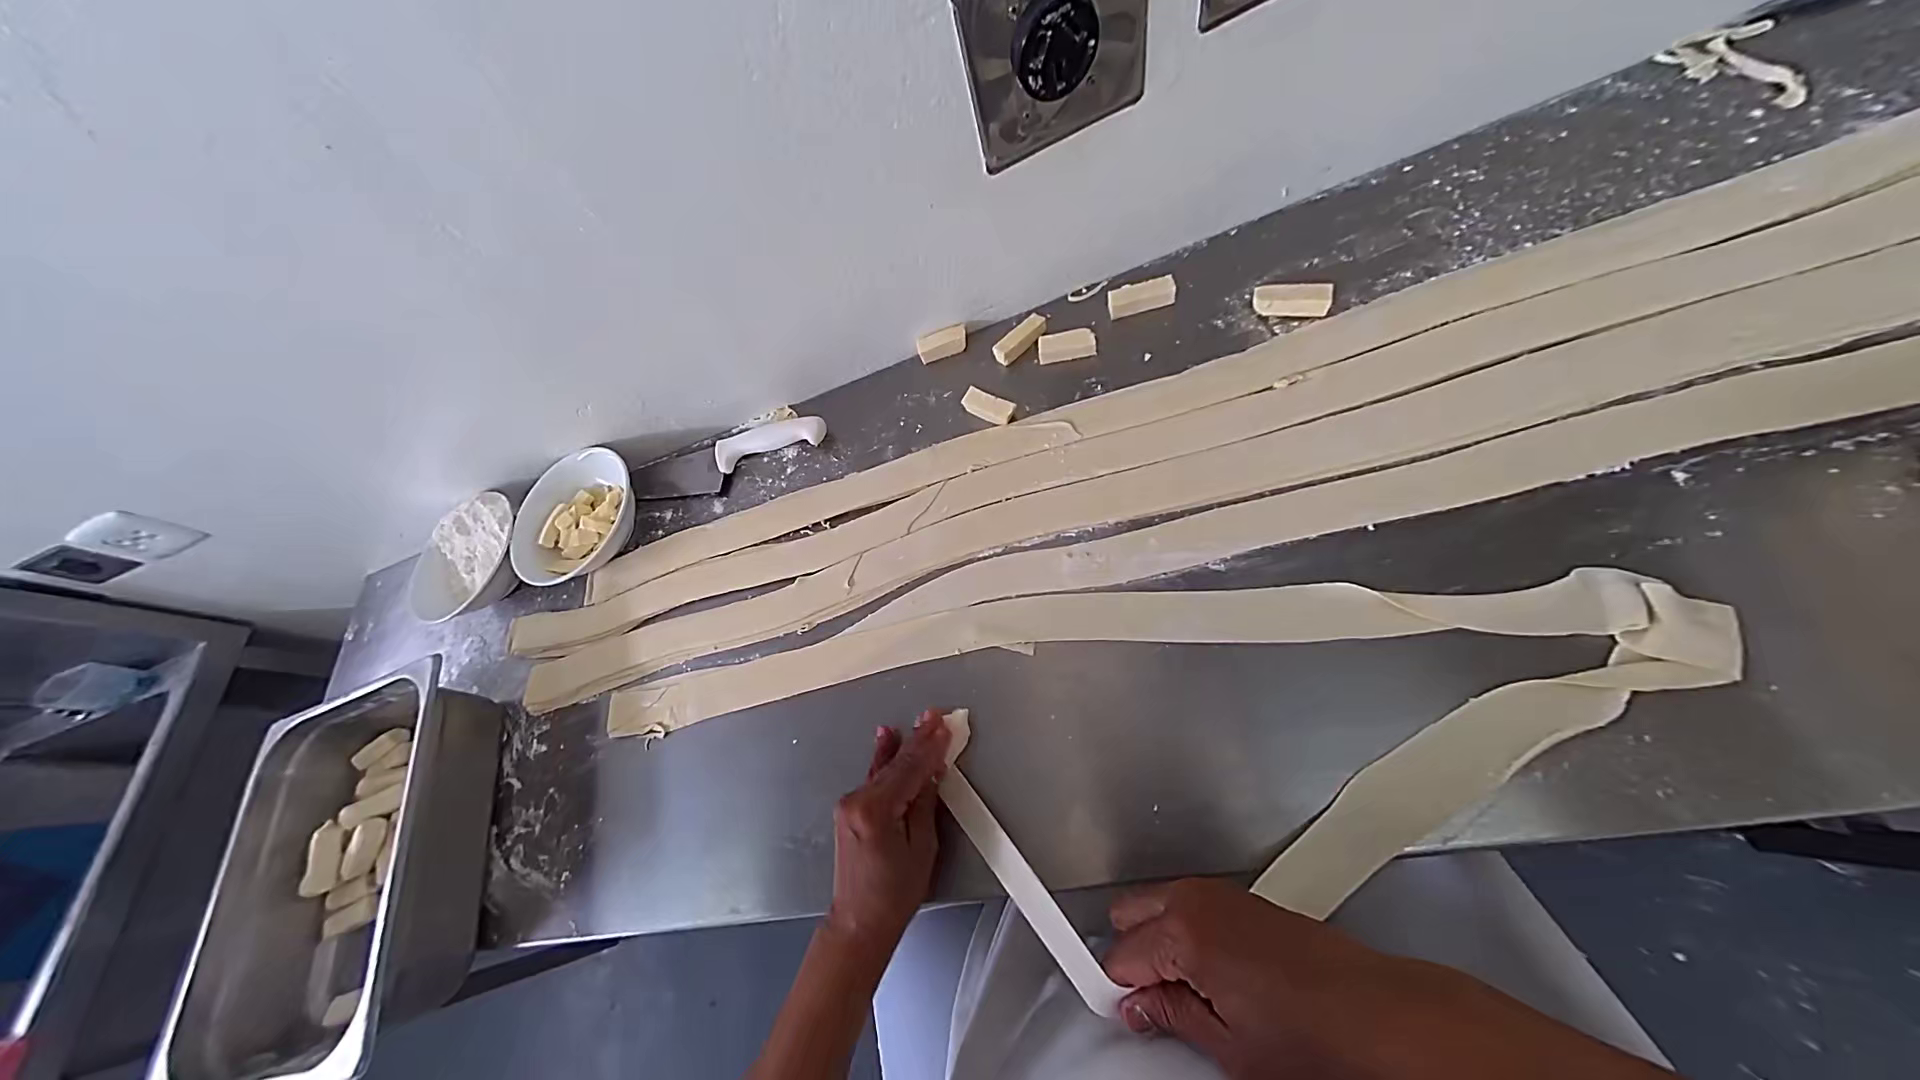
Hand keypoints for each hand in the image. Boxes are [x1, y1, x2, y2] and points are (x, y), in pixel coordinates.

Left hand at [824, 710, 950, 948]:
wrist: (860, 922)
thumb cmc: (891, 896)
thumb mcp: (923, 848)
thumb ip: (926, 804)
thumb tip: (932, 774)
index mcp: (876, 811)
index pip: (911, 769)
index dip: (931, 747)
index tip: (944, 728)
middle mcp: (857, 802)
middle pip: (897, 764)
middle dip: (920, 740)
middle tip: (936, 718)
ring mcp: (849, 804)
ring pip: (884, 768)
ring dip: (903, 746)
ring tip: (919, 722)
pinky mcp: (848, 809)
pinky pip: (872, 777)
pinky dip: (883, 759)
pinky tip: (886, 739)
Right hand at [1103, 878, 1670, 1079]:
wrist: (1379, 1013)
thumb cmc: (1316, 1033)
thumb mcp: (1228, 1047)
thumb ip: (1170, 1014)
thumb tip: (1139, 1005)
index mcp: (1182, 933)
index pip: (1116, 955)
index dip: (1115, 988)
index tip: (1123, 1007)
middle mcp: (1194, 899)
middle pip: (1126, 915)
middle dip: (1130, 954)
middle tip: (1155, 999)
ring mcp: (1216, 892)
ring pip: (1154, 905)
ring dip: (1157, 940)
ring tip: (1193, 989)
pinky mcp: (1238, 895)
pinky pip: (1186, 902)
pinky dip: (1184, 929)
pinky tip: (1216, 971)